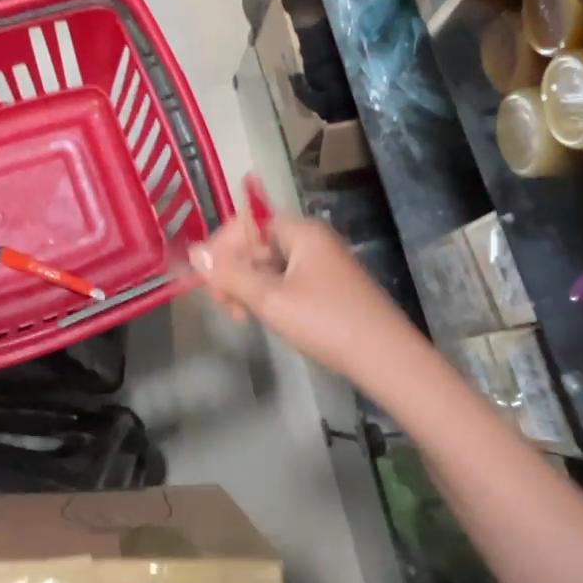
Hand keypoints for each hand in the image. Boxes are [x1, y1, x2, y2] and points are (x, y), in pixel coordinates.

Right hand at [187, 212, 417, 376]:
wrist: (387, 360)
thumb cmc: (327, 323)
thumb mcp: (270, 299)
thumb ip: (230, 274)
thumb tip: (194, 252)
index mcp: (300, 232)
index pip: (248, 222)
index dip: (222, 246)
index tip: (209, 278)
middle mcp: (311, 240)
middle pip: (256, 243)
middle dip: (233, 270)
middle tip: (223, 304)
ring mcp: (321, 264)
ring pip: (268, 265)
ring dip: (247, 286)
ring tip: (241, 316)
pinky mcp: (327, 287)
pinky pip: (284, 280)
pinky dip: (267, 295)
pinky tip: (263, 317)